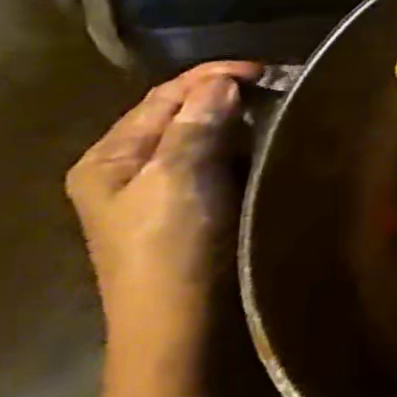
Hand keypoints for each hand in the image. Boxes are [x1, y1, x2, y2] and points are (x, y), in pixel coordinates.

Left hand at [66, 61, 262, 325]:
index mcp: (110, 159)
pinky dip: (251, 149)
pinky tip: (278, 145)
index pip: (164, 98)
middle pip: (185, 115)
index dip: (212, 76)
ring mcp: (168, 193)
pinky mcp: (201, 211)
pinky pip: (226, 165)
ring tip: (287, 111)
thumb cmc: (171, 249)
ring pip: (210, 139)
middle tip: (283, 87)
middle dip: (231, 96)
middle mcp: (134, 171)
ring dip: (245, 122)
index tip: (267, 70)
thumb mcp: (176, 179)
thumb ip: (196, 124)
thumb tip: (222, 81)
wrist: (184, 326)